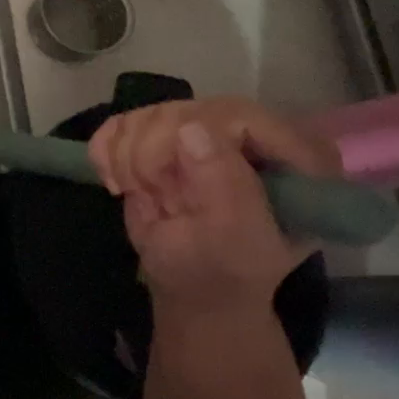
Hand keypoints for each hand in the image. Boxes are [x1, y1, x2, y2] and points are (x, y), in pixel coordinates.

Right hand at [123, 121, 313, 321]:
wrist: (191, 285)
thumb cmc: (224, 271)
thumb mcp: (236, 238)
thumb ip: (226, 185)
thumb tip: (191, 130)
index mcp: (292, 155)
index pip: (241, 117)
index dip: (200, 145)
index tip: (181, 189)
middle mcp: (249, 133)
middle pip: (185, 112)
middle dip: (155, 159)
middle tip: (162, 201)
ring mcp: (200, 131)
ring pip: (146, 116)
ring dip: (130, 163)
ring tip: (146, 196)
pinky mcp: (157, 135)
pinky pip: (118, 124)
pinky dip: (106, 154)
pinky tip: (119, 184)